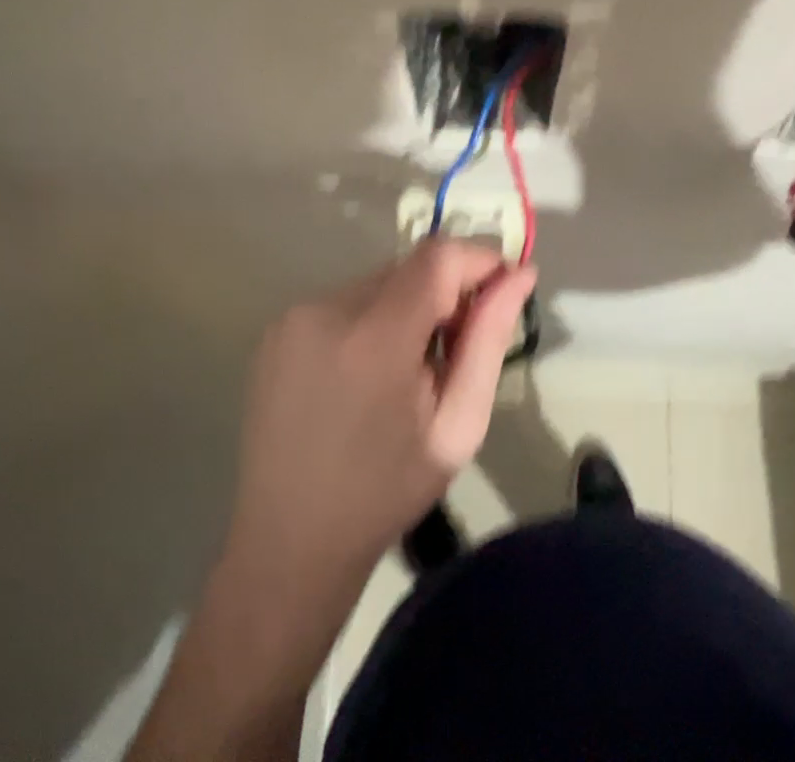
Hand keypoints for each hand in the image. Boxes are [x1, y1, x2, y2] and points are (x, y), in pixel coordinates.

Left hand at [225, 239, 536, 579]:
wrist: (291, 537)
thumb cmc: (386, 491)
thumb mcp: (457, 425)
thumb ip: (488, 342)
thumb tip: (519, 276)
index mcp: (374, 337)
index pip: (437, 256)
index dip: (480, 260)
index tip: (505, 290)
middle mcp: (325, 310)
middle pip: (406, 268)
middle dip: (446, 291)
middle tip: (461, 347)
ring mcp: (291, 319)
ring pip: (374, 284)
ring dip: (407, 307)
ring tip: (412, 370)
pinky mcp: (275, 333)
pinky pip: (342, 304)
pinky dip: (370, 321)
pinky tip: (370, 375)